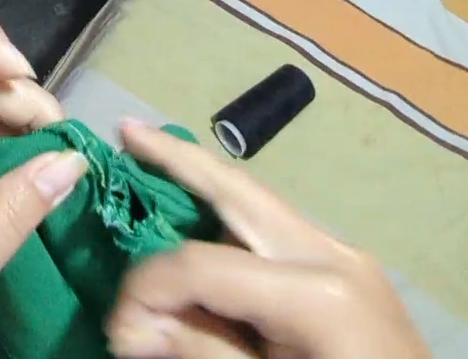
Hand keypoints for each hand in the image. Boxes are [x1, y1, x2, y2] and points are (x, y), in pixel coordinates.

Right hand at [107, 120, 427, 358]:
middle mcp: (333, 255)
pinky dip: (232, 218)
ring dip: (203, 181)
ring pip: (258, 202)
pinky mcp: (350, 273)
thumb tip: (132, 325)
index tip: (117, 329)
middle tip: (127, 129)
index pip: (203, 265)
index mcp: (318, 294)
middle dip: (178, 158)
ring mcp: (347, 259)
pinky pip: (276, 233)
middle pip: (238, 190)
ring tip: (153, 153)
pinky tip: (202, 209)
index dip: (148, 288)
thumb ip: (203, 350)